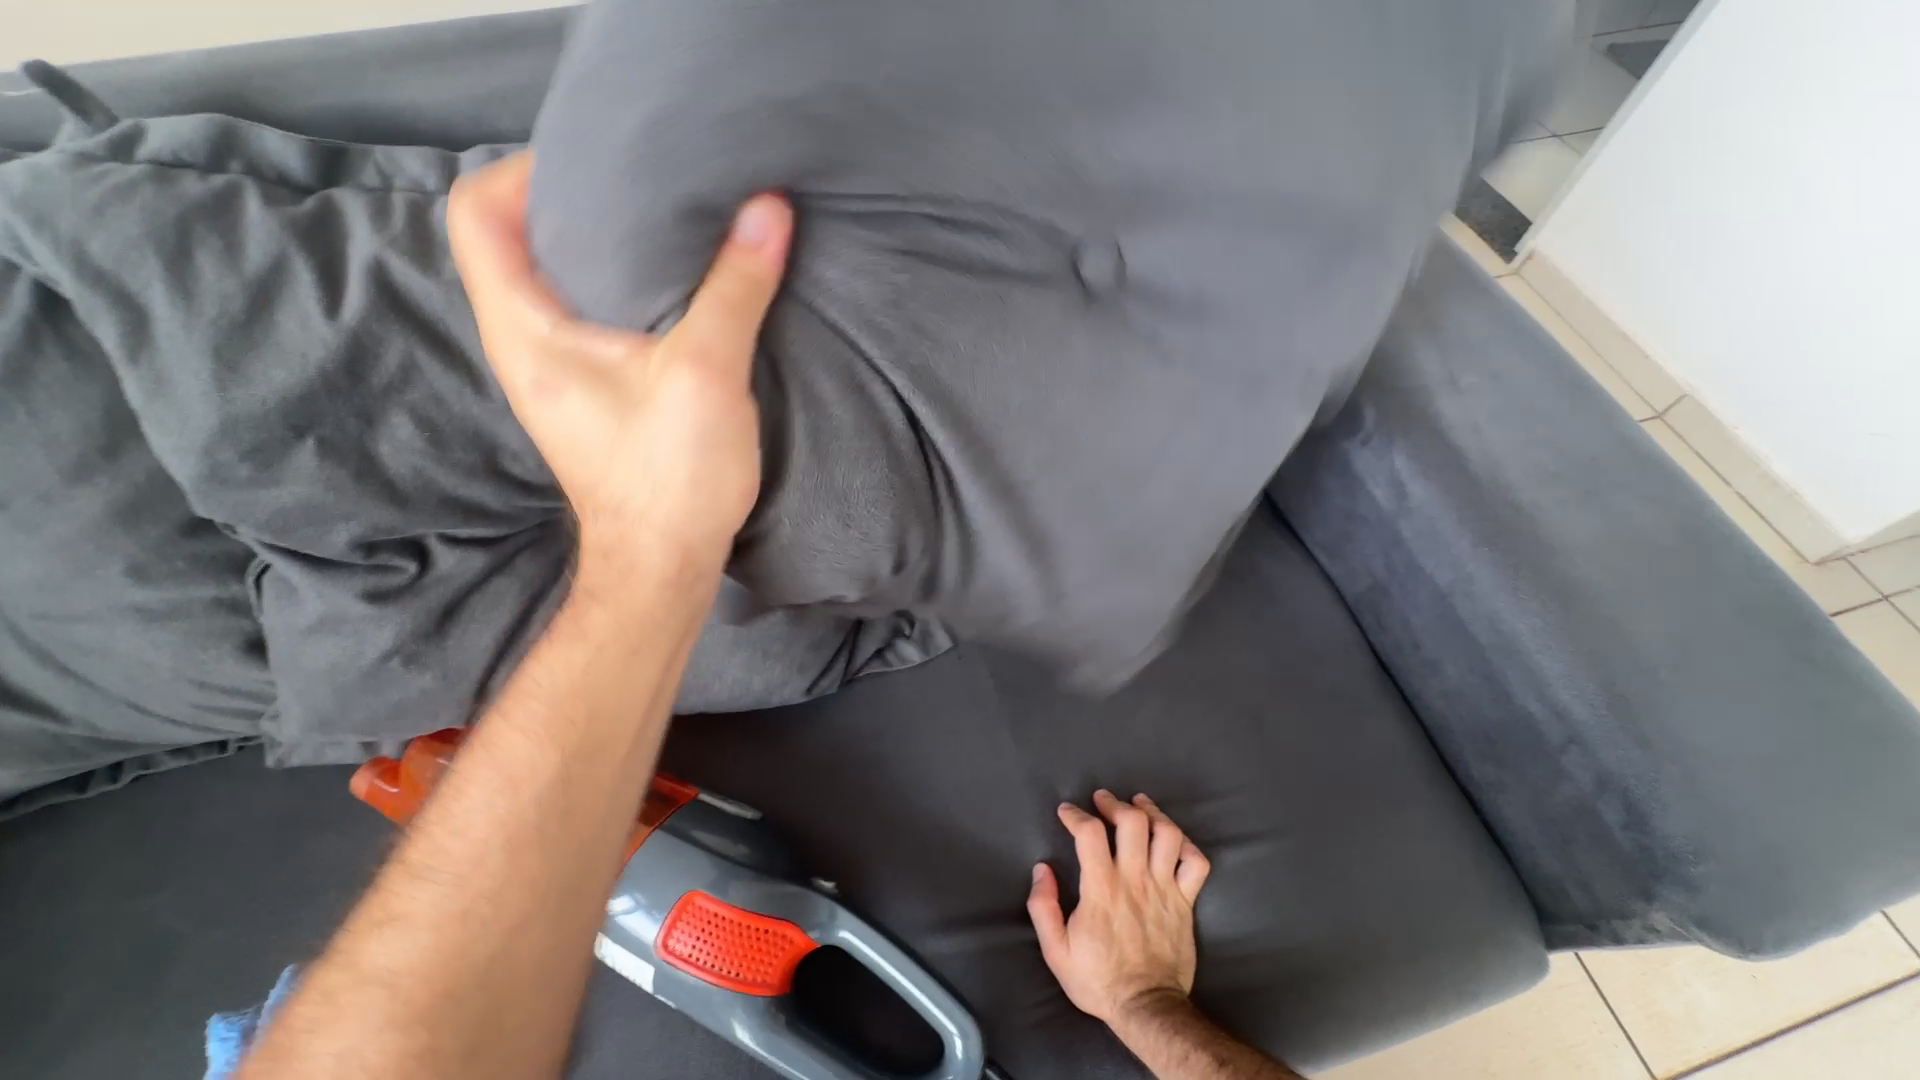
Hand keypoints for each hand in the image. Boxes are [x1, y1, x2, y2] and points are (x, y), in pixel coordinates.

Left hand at [447, 151, 792, 574]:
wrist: (664, 563)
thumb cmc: (669, 476)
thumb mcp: (707, 373)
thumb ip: (735, 287)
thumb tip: (768, 209)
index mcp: (525, 328)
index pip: (480, 213)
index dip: (528, 170)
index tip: (604, 163)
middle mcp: (527, 342)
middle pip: (522, 236)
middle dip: (582, 199)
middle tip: (653, 182)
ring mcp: (558, 369)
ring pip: (563, 277)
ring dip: (611, 244)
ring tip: (675, 223)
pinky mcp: (593, 390)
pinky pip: (595, 313)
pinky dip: (630, 285)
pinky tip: (684, 285)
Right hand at [1028, 790, 1212, 1026]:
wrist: (1147, 1008)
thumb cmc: (1098, 980)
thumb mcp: (1056, 951)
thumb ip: (1043, 907)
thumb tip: (1042, 870)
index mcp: (1102, 889)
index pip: (1089, 833)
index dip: (1076, 814)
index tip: (1066, 812)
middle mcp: (1135, 880)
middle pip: (1132, 821)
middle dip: (1114, 803)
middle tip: (1102, 800)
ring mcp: (1165, 889)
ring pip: (1167, 834)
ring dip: (1152, 812)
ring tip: (1138, 805)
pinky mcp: (1187, 902)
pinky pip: (1196, 862)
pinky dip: (1186, 843)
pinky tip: (1171, 838)